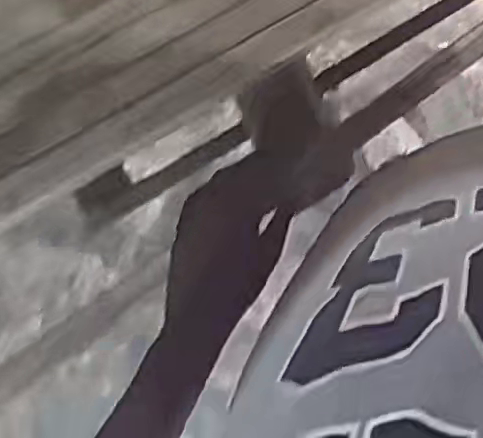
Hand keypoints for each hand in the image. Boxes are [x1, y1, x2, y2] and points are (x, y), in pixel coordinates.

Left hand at [162, 155, 293, 350]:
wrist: (196, 318)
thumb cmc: (241, 285)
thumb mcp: (272, 248)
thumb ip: (283, 215)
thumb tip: (294, 195)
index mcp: (238, 199)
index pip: (266, 169)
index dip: (283, 166)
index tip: (297, 165)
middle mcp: (212, 195)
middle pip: (244, 169)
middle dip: (264, 169)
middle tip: (284, 172)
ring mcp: (195, 206)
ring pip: (225, 178)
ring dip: (244, 177)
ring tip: (263, 185)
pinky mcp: (184, 219)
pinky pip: (209, 192)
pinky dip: (226, 190)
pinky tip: (238, 200)